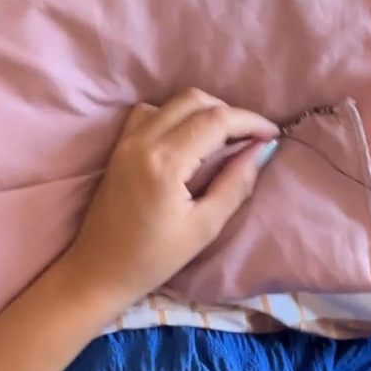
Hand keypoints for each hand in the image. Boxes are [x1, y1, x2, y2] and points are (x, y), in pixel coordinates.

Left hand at [54, 89, 279, 309]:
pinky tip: (187, 139)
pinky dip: (174, 115)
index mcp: (165, 162)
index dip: (250, 121)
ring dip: (202, 110)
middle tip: (249, 138)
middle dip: (229, 112)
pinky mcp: (118, 147)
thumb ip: (235, 184)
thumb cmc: (153, 259)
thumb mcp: (204, 227)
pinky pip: (149, 113)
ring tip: (222, 139)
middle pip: (194, 100)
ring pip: (172, 102)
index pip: (216, 120)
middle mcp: (143, 141)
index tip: (272, 135)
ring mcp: (126, 141)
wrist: (98, 270)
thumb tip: (261, 149)